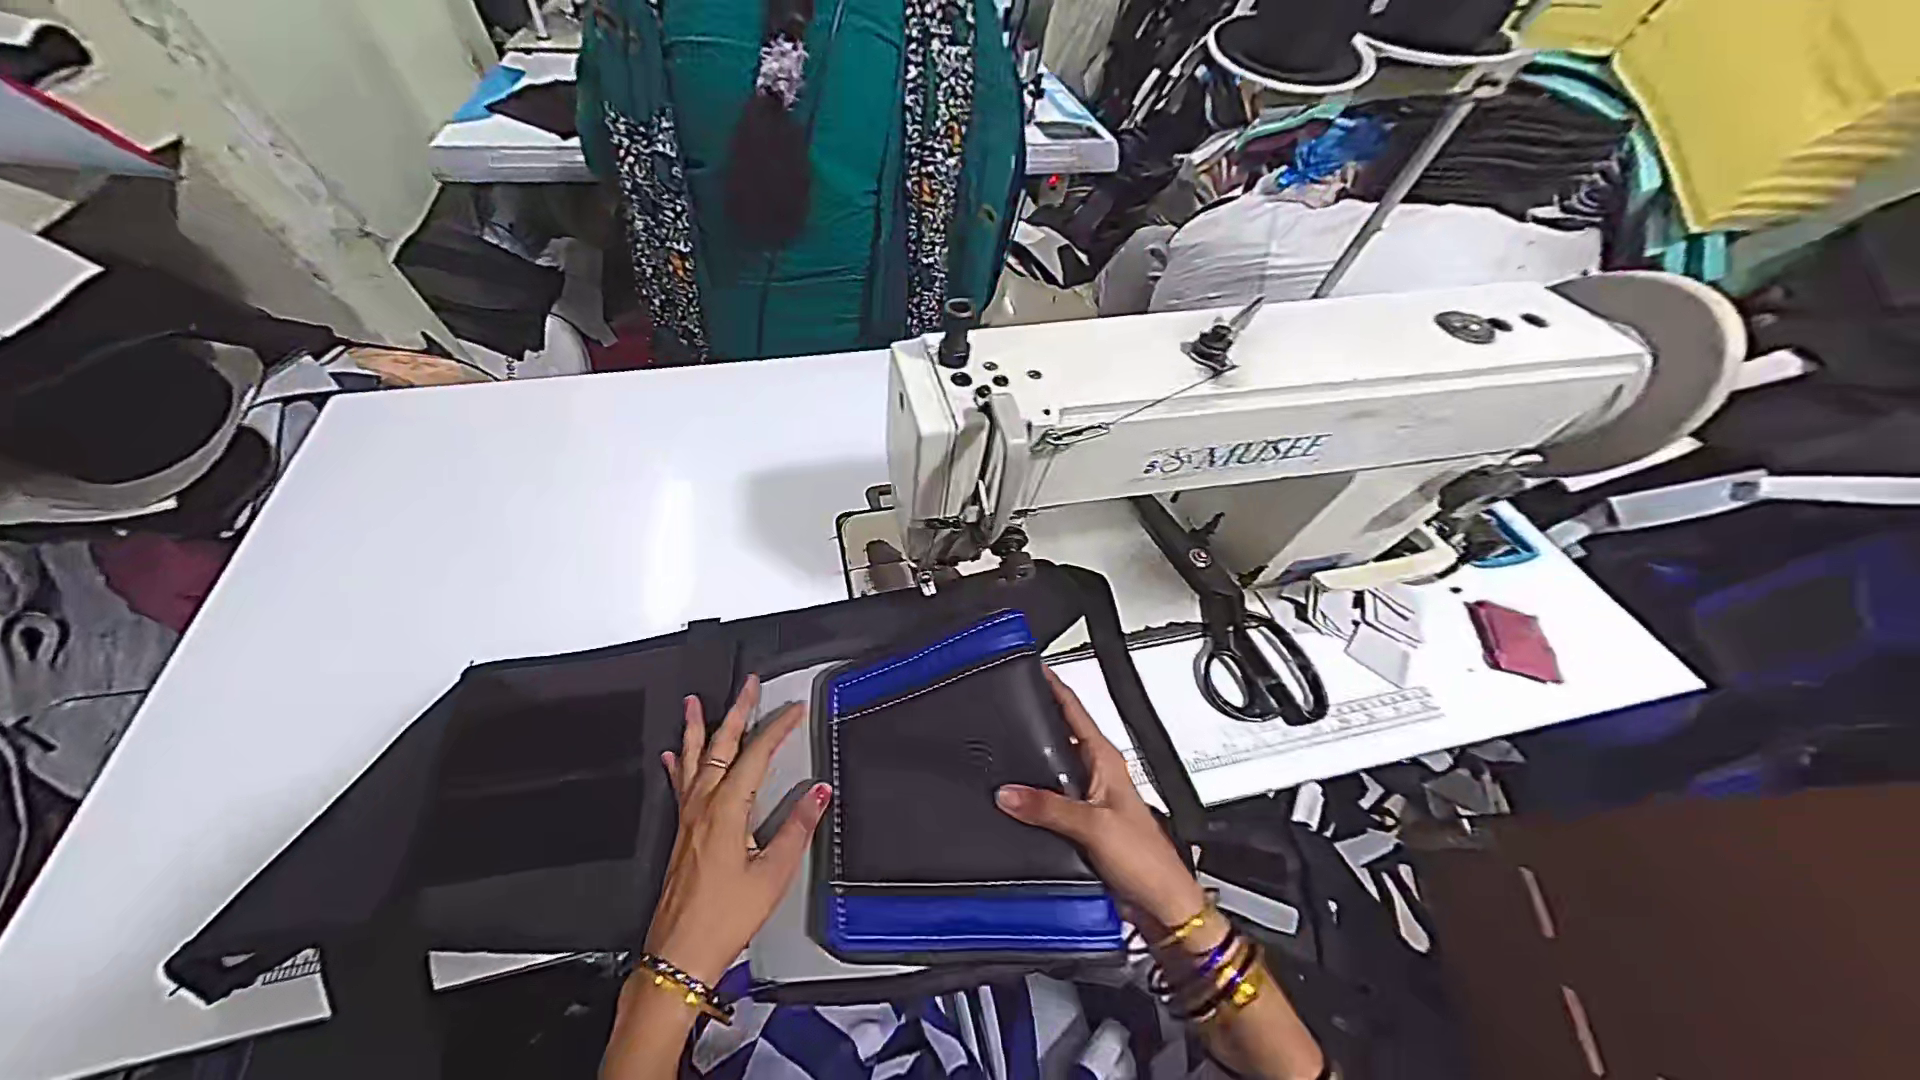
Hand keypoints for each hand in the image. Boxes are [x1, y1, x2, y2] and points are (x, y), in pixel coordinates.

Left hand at [644, 675, 830, 984]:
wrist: (680, 955)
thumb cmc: (723, 918)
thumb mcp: (773, 873)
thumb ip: (798, 827)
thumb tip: (818, 792)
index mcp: (728, 810)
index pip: (757, 753)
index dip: (778, 727)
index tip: (795, 709)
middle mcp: (703, 807)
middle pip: (721, 745)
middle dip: (737, 711)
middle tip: (747, 685)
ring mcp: (688, 818)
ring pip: (693, 759)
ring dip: (697, 728)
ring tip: (694, 703)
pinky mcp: (681, 832)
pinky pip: (679, 784)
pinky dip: (677, 763)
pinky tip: (671, 755)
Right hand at [994, 669, 1206, 930]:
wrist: (1162, 905)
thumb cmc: (1147, 861)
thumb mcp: (1092, 826)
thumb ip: (1047, 808)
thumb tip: (1008, 792)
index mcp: (1105, 759)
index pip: (1074, 709)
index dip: (1054, 686)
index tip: (1034, 668)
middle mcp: (1097, 772)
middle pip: (1060, 735)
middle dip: (1034, 720)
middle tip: (1006, 705)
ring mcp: (1089, 797)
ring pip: (1053, 768)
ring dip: (1031, 762)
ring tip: (1004, 748)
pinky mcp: (1082, 822)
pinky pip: (1050, 798)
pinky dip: (1033, 794)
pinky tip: (1017, 798)